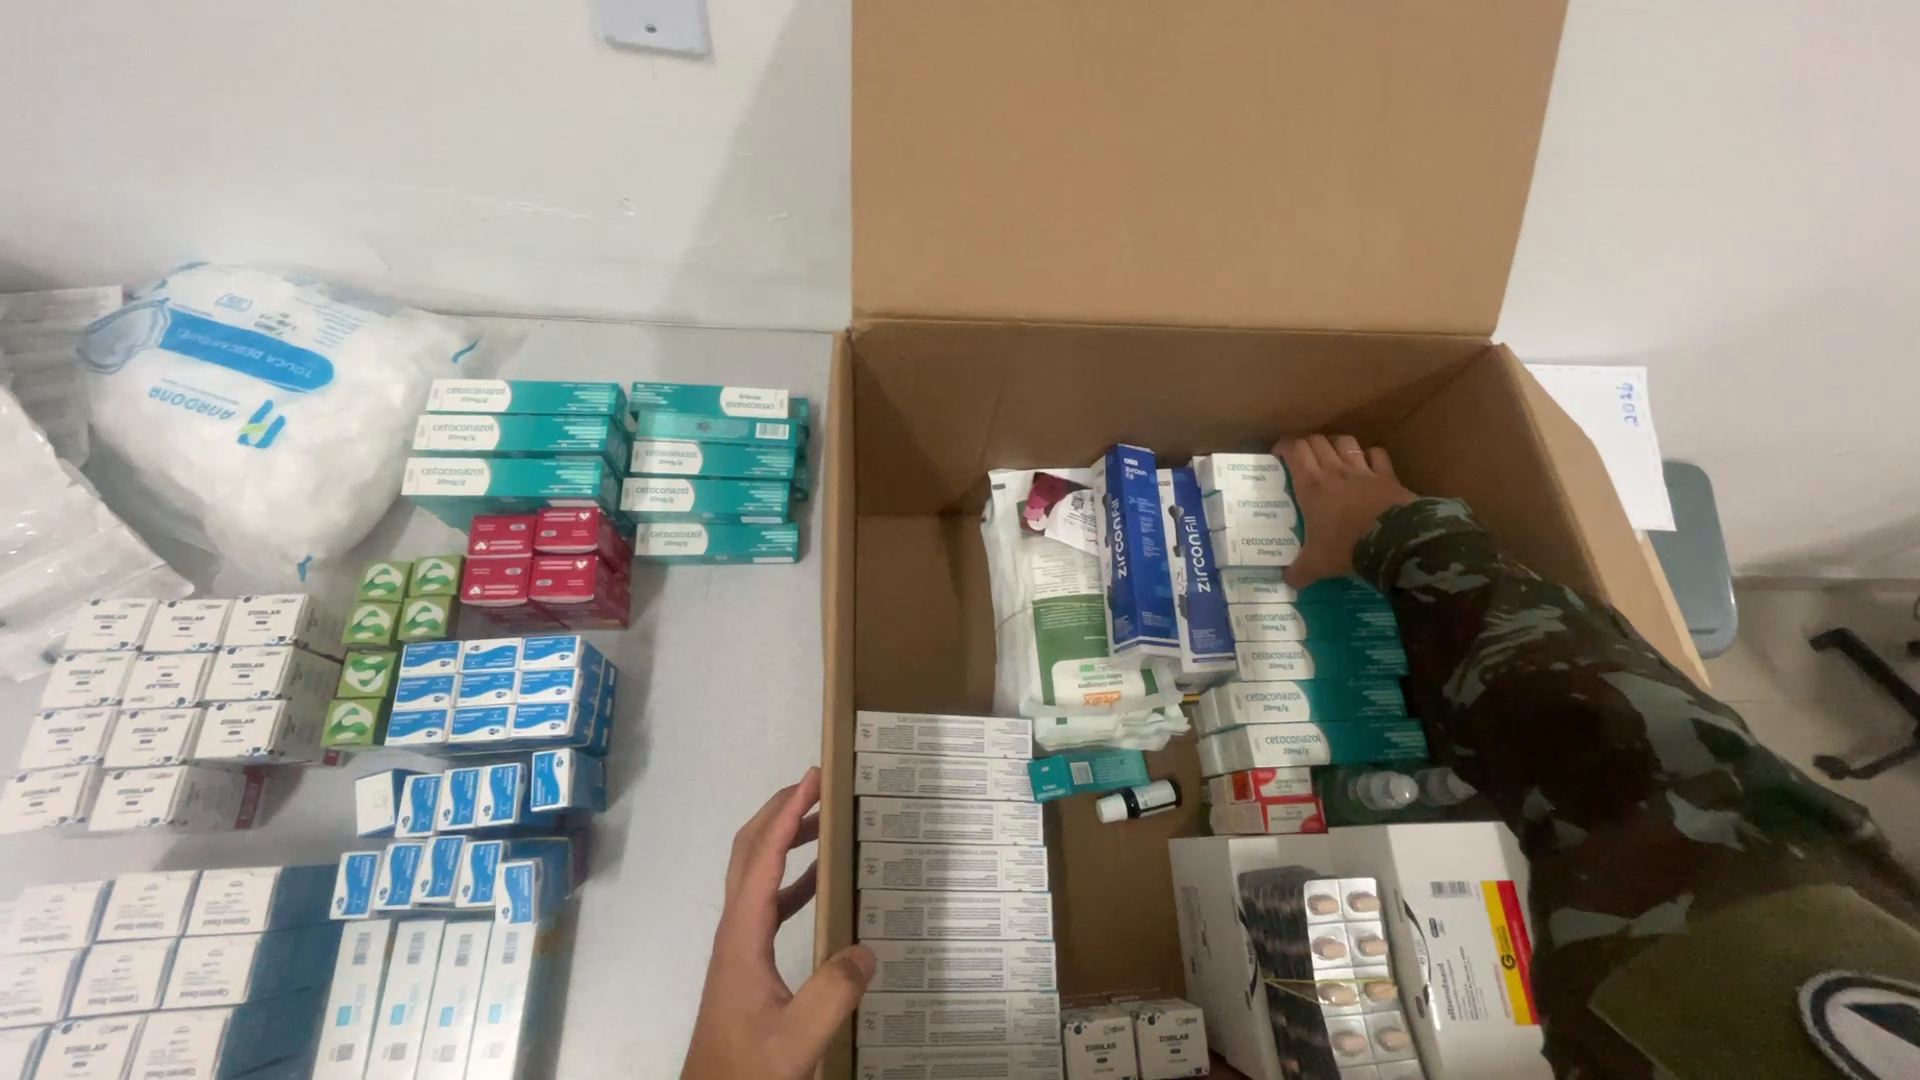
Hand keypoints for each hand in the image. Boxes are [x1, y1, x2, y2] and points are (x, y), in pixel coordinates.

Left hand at [682, 767, 874, 1079]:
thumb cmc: (748, 1069)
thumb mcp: (796, 1039)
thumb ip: (832, 994)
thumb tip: (868, 949)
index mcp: (743, 935)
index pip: (763, 857)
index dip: (787, 814)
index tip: (812, 780)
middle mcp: (736, 928)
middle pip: (749, 850)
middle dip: (780, 810)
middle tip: (818, 786)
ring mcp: (740, 943)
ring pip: (757, 871)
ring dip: (786, 837)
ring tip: (825, 821)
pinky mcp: (748, 960)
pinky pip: (770, 899)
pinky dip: (793, 875)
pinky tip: (821, 881)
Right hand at [1277, 434, 1416, 586]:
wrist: (1394, 542)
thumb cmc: (1346, 547)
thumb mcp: (1316, 564)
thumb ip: (1298, 572)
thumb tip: (1286, 582)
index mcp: (1310, 486)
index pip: (1294, 450)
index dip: (1283, 446)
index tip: (1278, 455)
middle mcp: (1334, 471)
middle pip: (1316, 441)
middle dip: (1306, 444)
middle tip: (1302, 458)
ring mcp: (1362, 470)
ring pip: (1344, 441)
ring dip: (1335, 444)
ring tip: (1331, 455)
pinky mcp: (1387, 476)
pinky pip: (1376, 454)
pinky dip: (1369, 455)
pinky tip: (1367, 464)